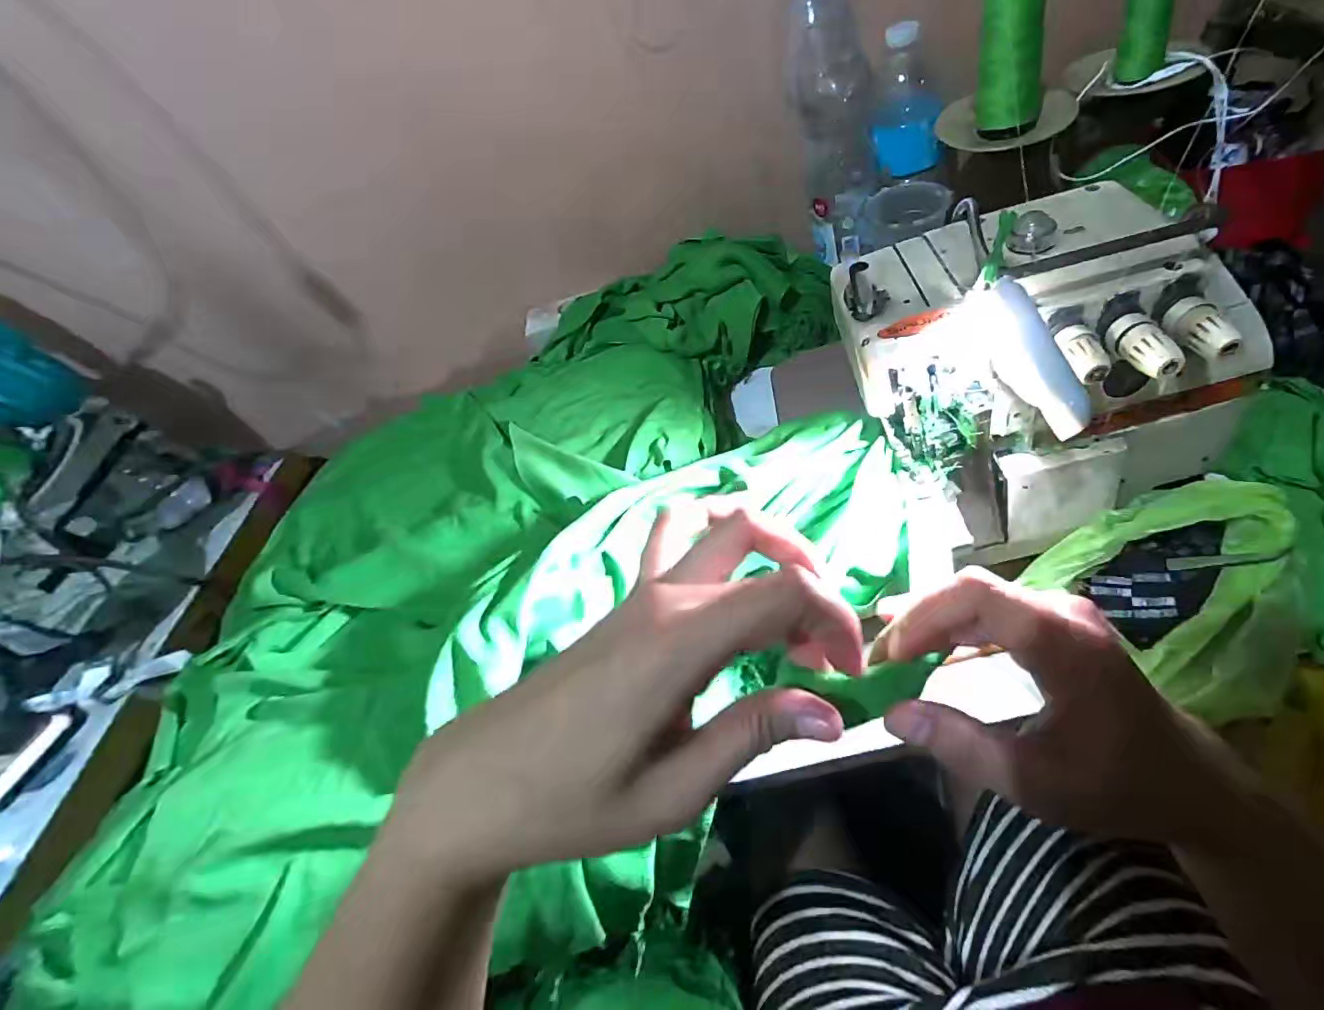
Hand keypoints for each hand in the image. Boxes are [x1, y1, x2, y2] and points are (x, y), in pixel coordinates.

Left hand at [380, 502, 859, 884]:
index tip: (847, 675)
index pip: (787, 590)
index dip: (836, 620)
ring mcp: (644, 589)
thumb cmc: (573, 800)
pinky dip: (726, 537)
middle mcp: (666, 596)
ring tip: (790, 607)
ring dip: (773, 549)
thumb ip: (752, 735)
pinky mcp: (631, 598)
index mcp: (680, 641)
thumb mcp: (671, 793)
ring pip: (724, 522)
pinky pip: (682, 533)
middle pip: (762, 542)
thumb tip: (830, 712)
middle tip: (821, 654)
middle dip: (813, 587)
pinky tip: (737, 576)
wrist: (477, 785)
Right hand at [878, 568, 1264, 848]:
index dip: (921, 618)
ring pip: (983, 596)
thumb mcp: (1031, 779)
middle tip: (879, 658)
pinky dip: (960, 628)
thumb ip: (958, 744)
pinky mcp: (1062, 623)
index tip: (888, 659)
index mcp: (1059, 638)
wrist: (1187, 781)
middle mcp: (1061, 608)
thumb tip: (894, 715)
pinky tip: (933, 648)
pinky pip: (999, 611)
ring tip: (893, 651)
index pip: (973, 595)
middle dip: (919, 619)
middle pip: (973, 590)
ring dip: (936, 621)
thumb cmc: (1115, 784)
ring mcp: (1064, 611)